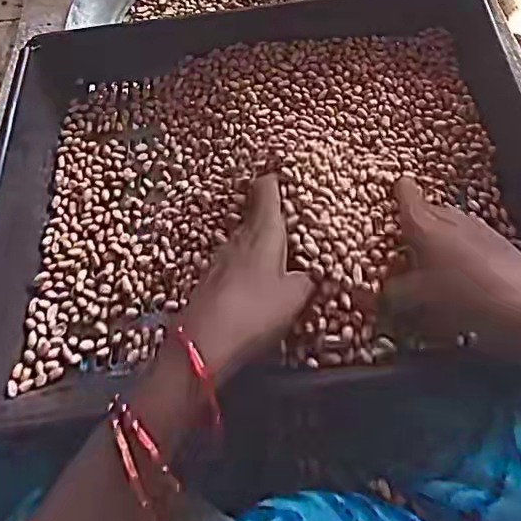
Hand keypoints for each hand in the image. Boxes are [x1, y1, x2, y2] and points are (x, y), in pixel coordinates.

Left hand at [178, 173, 313, 381]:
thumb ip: (309, 279)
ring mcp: (222, 256)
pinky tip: (260, 280)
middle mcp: (240, 235)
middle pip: (257, 212)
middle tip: (299, 219)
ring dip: (262, 240)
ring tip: (284, 251)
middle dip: (276, 213)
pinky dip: (251, 262)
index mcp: (263, 229)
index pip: (267, 187)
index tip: (292, 177)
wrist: (202, 343)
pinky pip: (237, 260)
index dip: (278, 178)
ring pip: (246, 236)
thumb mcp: (295, 296)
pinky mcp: (212, 278)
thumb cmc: (255, 310)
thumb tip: (318, 269)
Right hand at [383, 176, 520, 366]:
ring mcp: (476, 226)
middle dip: (414, 223)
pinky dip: (458, 249)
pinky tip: (461, 275)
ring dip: (438, 237)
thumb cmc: (466, 298)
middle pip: (426, 209)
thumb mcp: (421, 301)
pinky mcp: (498, 240)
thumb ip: (396, 293)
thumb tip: (382, 291)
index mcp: (424, 222)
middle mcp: (449, 216)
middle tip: (403, 245)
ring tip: (431, 264)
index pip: (405, 193)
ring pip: (448, 223)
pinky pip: (467, 237)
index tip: (390, 196)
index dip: (396, 192)